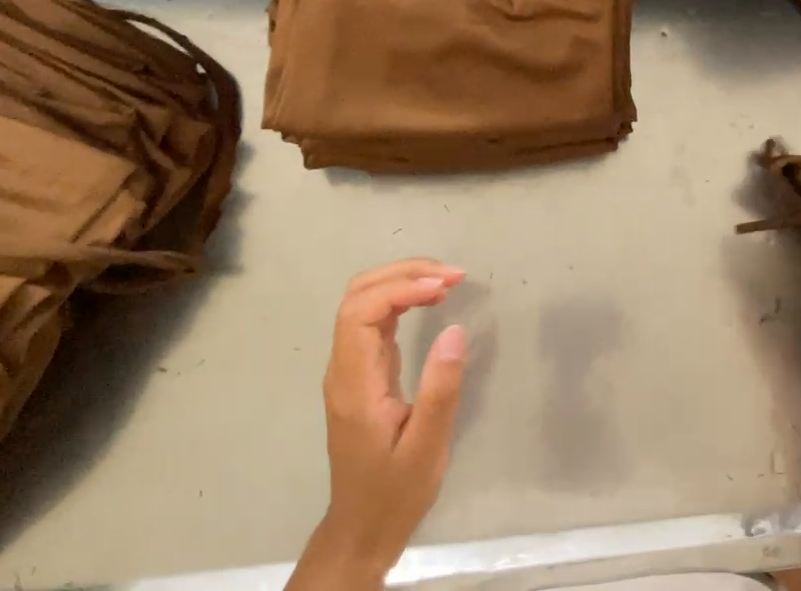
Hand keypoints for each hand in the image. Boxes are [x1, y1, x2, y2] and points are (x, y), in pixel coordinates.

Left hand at [289, 259, 467, 589]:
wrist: (363, 526)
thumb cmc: (395, 491)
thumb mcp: (426, 447)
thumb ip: (440, 389)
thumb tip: (455, 330)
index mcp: (353, 384)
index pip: (360, 313)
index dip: (401, 288)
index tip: (445, 287)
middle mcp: (344, 368)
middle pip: (357, 297)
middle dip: (403, 273)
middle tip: (453, 274)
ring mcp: (351, 368)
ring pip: (364, 303)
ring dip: (403, 281)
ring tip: (449, 281)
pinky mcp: (364, 371)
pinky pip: (375, 320)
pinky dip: (403, 299)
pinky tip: (433, 300)